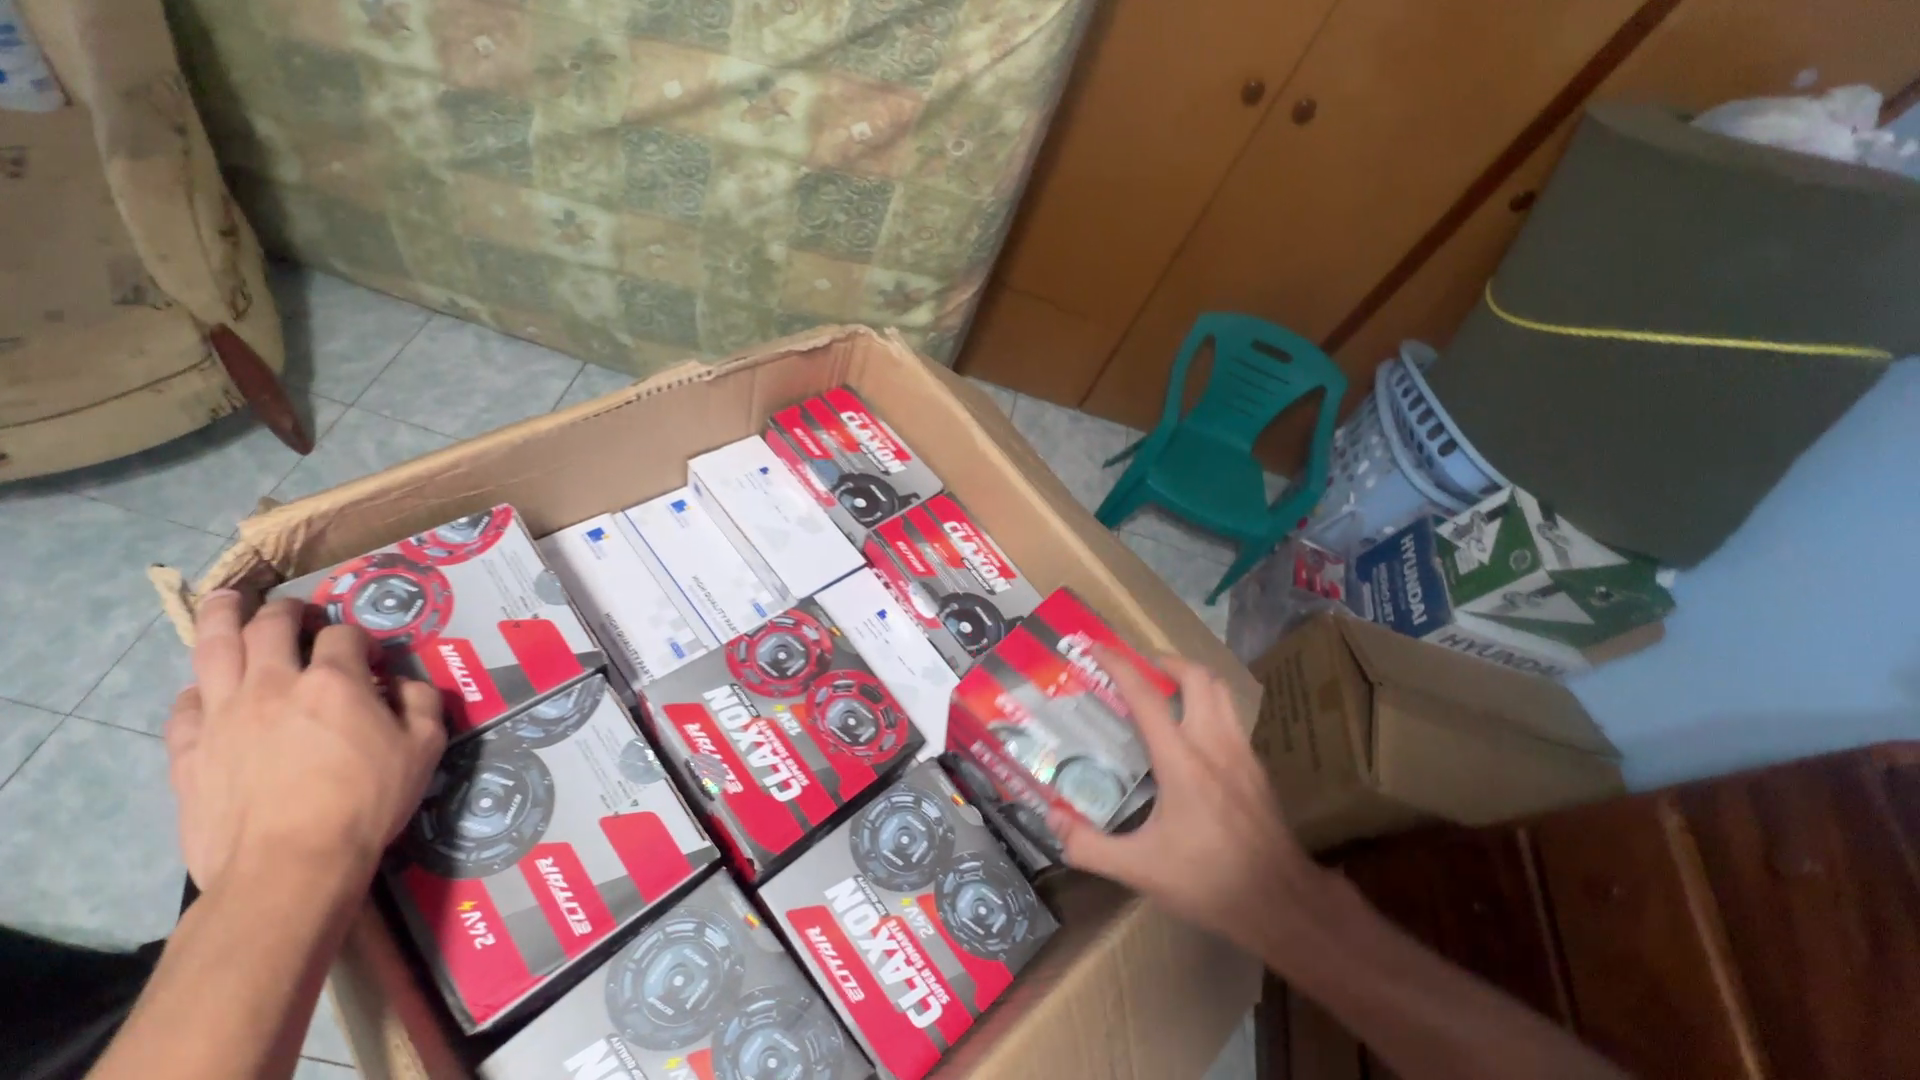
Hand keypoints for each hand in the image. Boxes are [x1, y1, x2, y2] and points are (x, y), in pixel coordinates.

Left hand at [166, 592, 446, 889]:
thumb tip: (407, 685)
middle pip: (269, 625)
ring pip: (213, 648)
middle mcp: (273, 684)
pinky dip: (198, 688)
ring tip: (226, 600)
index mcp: (335, 681)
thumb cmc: (366, 803)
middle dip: (284, 609)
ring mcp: (223, 715)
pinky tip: (206, 689)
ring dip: (222, 617)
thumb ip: (421, 705)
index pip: (343, 635)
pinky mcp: (190, 751)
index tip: (369, 655)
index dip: (358, 637)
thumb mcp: (424, 750)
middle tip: (293, 610)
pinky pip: (184, 705)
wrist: (290, 865)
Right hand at [1048, 647, 1329, 953]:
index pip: (1146, 697)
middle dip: (1164, 661)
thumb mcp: (1139, 870)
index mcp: (1181, 761)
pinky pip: (1232, 717)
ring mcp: (1242, 753)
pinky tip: (1193, 733)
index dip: (1120, 666)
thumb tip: (1052, 817)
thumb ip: (1089, 846)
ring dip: (1192, 678)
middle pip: (1197, 676)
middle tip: (1139, 667)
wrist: (1281, 901)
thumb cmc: (1208, 881)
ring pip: (1221, 691)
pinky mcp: (1257, 768)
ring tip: (1165, 689)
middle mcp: (1214, 744)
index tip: (1098, 648)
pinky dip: (1209, 705)